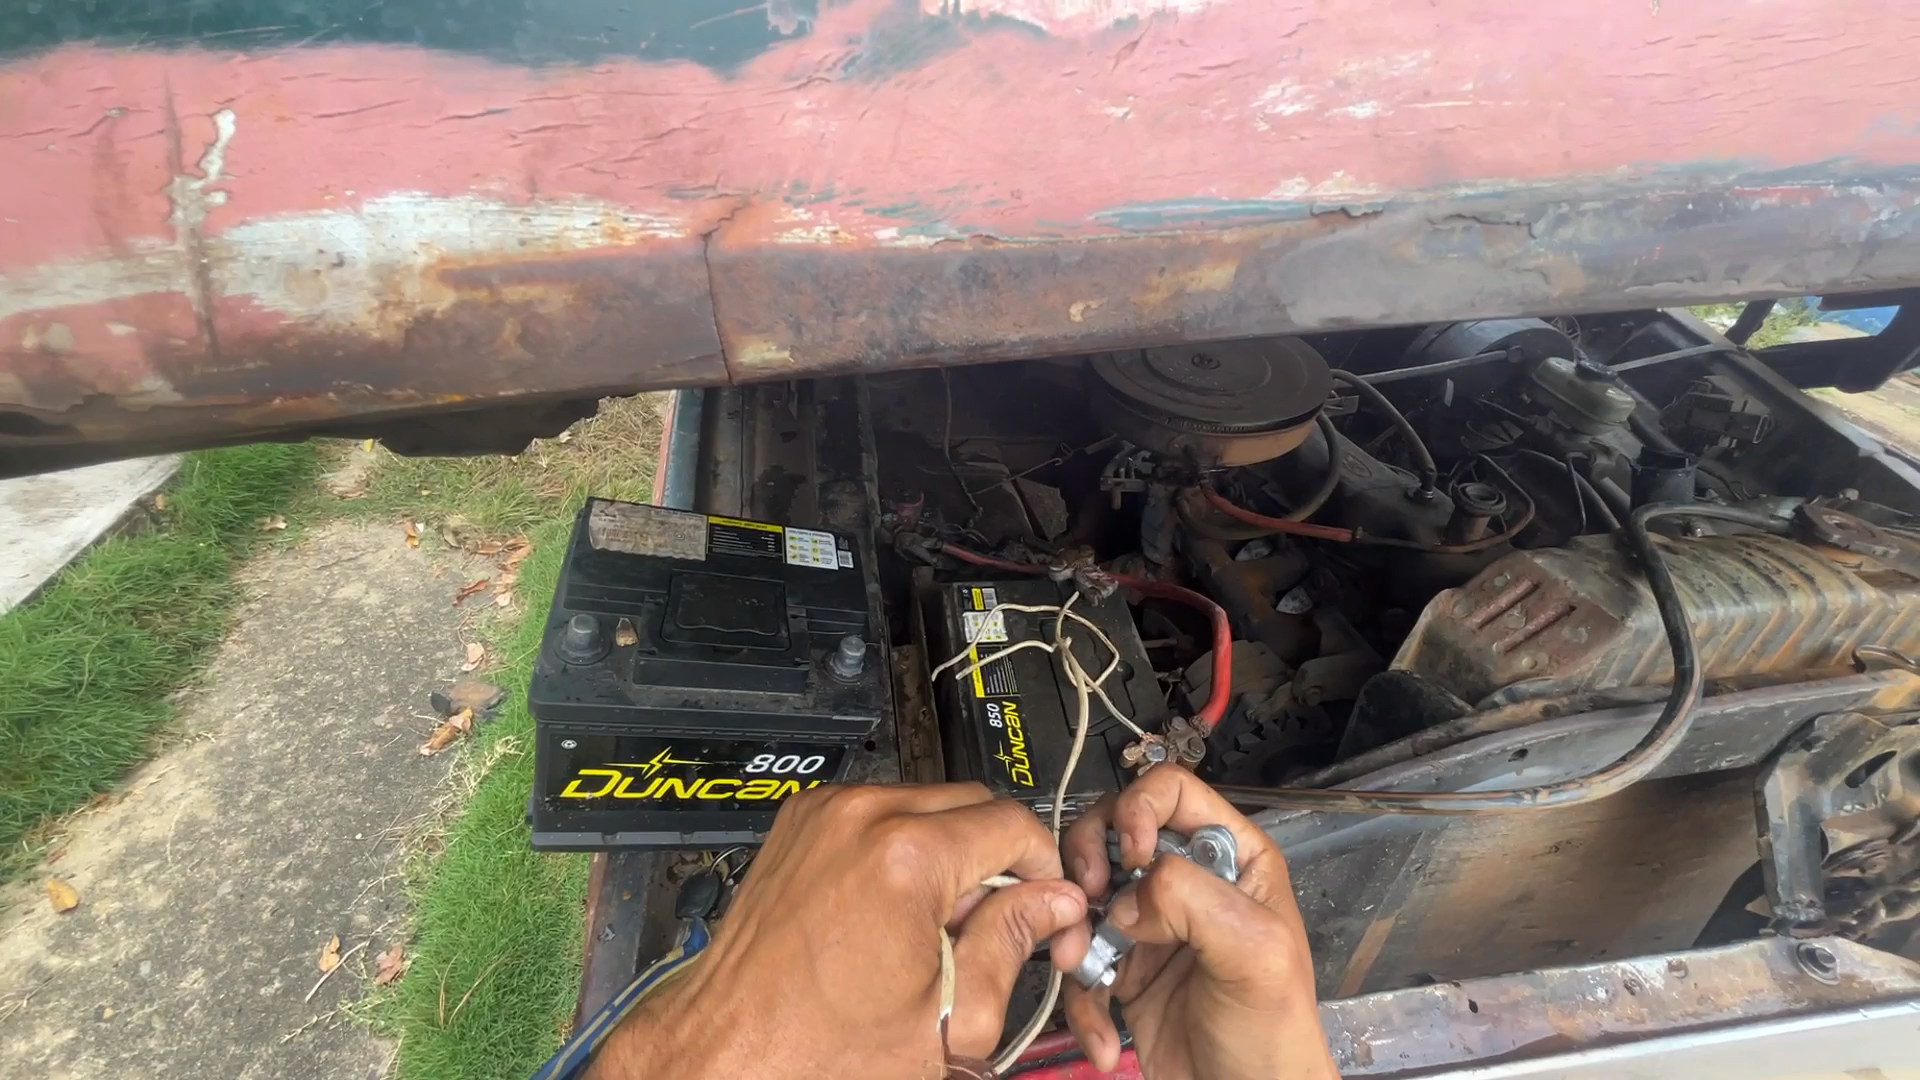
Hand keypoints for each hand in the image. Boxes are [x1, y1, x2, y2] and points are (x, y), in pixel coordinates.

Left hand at [587, 784, 1086, 1079]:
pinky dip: (901, 841)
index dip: (1042, 863)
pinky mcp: (805, 815)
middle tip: (991, 918)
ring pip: (928, 801)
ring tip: (931, 919)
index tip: (1045, 898)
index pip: (1012, 822)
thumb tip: (1055, 901)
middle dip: (996, 854)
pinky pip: (881, 808)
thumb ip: (1012, 943)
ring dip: (948, 847)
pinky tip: (890, 901)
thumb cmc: (820, 1053)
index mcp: (906, 855)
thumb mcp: (946, 1018)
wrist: (725, 1051)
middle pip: (974, 802)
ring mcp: (829, 808)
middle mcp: (865, 813)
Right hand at [1053, 767, 1336, 1079]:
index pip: (1171, 790)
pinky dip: (1080, 988)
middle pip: (1114, 825)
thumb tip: (1128, 894)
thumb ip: (1193, 898)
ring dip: (1072, 924)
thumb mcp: (1255, 955)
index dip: (1139, 807)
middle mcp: (1185, 874)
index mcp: (1229, 854)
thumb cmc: (1272, 1037)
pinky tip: (1101, 1030)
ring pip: (1085, 881)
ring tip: (1078, 967)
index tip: (1129, 858)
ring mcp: (1149, 916)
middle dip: (1089, 857)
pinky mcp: (1120, 961)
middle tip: (1086, 898)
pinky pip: (1080, 948)